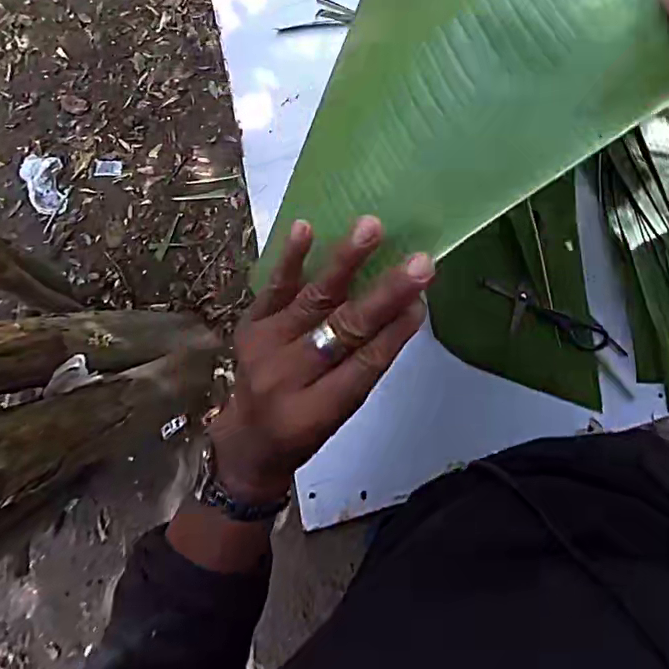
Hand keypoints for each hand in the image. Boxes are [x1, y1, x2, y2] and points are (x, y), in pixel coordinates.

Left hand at [207, 216, 433, 502]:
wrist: (244, 439)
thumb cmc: (305, 427)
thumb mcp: (340, 412)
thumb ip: (367, 363)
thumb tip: (407, 307)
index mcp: (318, 409)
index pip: (364, 364)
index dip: (395, 332)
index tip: (423, 298)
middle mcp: (288, 376)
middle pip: (343, 329)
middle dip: (385, 293)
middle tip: (419, 263)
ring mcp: (265, 346)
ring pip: (313, 299)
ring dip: (345, 261)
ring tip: (370, 228)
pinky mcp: (249, 323)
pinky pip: (274, 287)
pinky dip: (293, 258)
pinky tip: (306, 228)